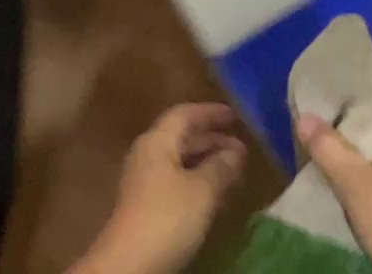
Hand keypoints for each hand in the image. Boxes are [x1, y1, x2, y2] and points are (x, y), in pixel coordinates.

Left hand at [72, 103, 249, 273]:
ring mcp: (145, 180)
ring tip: (235, 172)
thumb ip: (220, 167)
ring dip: (207, 163)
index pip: (184, 114)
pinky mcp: (147, 204)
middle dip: (212, 140)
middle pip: (181, 137)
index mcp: (156, 141)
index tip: (235, 115)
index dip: (210, 112)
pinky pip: (177, 181)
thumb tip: (236, 151)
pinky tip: (217, 196)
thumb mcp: (201, 190)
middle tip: (242, 148)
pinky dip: (198, 182)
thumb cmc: (167, 216)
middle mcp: (148, 154)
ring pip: (180, 161)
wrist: (130, 262)